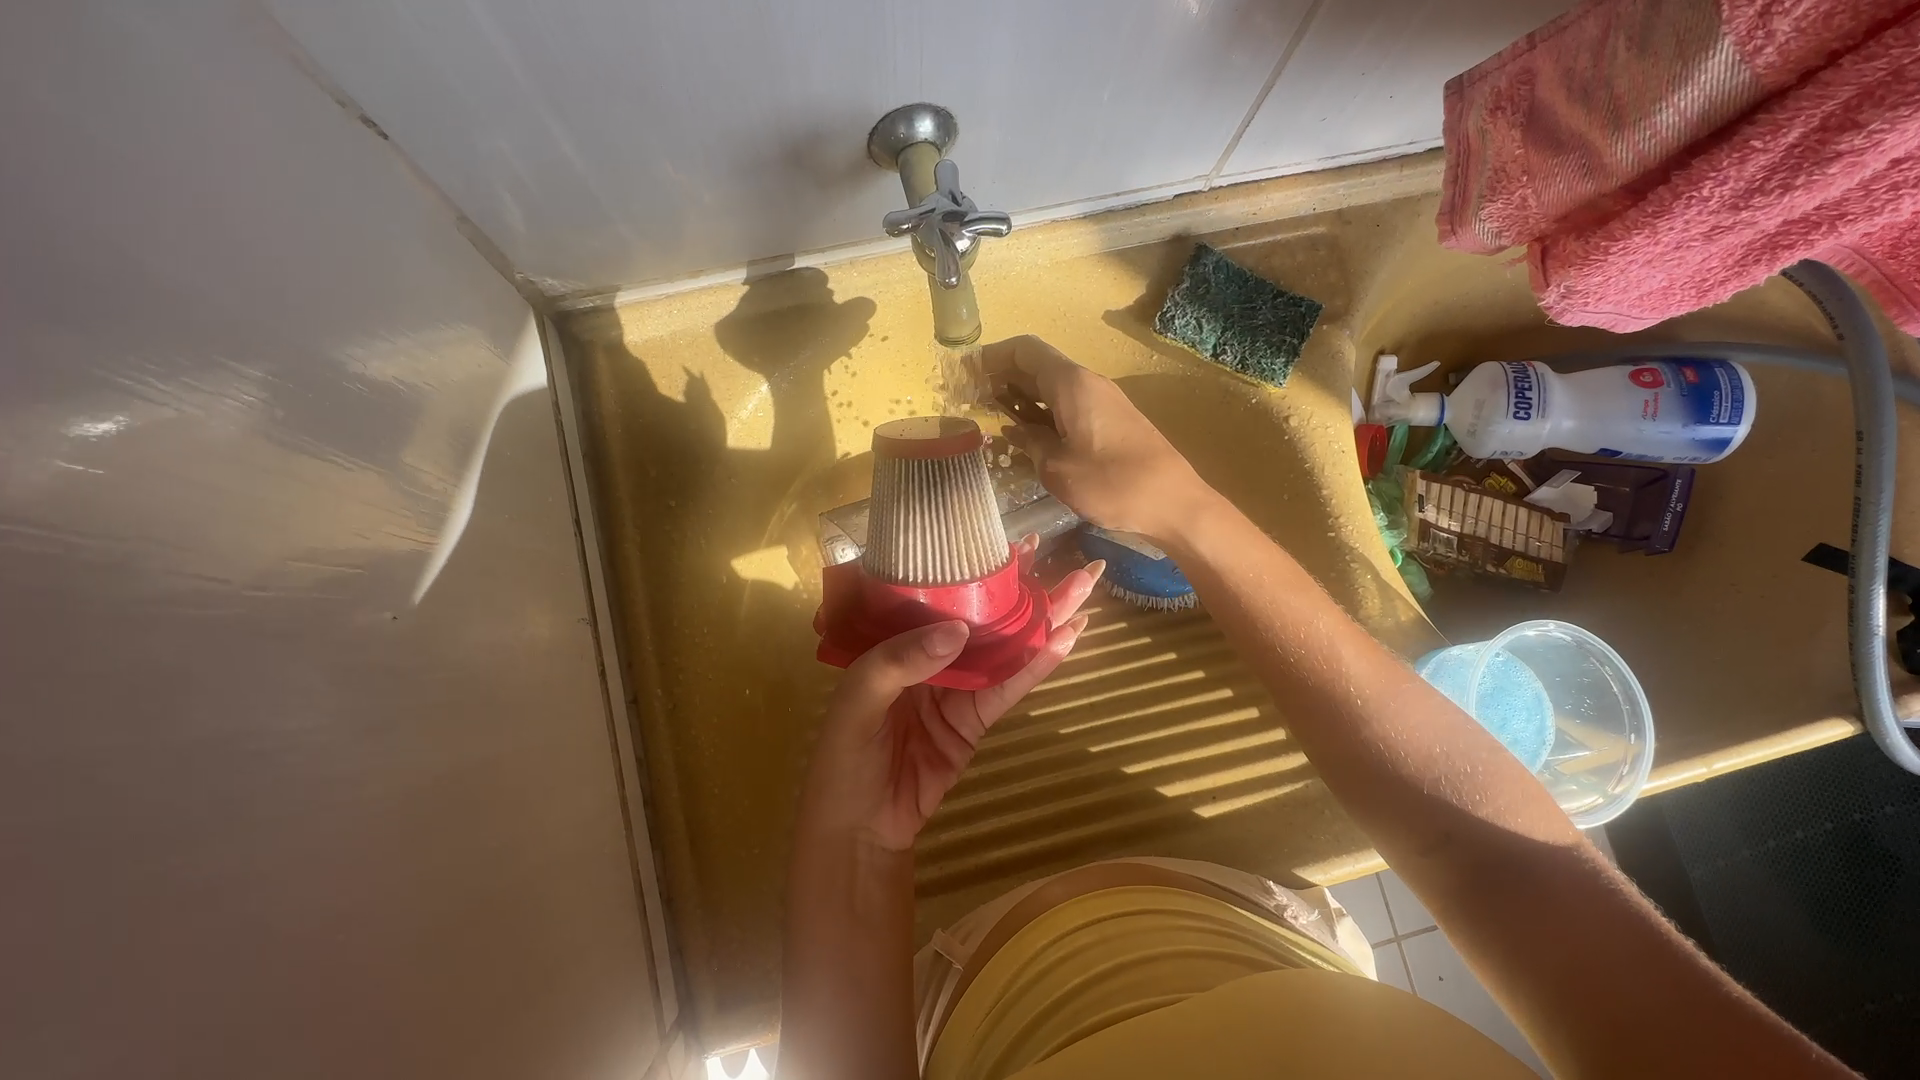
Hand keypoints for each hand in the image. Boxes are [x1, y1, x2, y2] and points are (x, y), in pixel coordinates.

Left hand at [798, 538, 1101, 851]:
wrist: (858, 830)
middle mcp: (929, 657)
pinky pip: (1008, 688)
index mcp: (893, 642)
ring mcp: (956, 690)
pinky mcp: (974, 722)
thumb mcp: (856, 704)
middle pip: (984, 617)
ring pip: (1005, 649)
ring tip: (1084, 592)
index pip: (940, 594)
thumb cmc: (843, 761)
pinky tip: (1066, 640)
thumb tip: (958, 630)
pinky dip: (1037, 665)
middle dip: (1027, 591)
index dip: (977, 570)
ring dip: (1044, 622)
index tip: (1016, 544)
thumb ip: (899, 662)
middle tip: (1074, 565)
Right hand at [983, 335, 1216, 542]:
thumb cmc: (1113, 484)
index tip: (965, 372)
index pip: (1025, 350)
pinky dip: (1041, 413)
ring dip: (1021, 396)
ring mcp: (1101, 402)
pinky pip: (1067, 405)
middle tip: (970, 397)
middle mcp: (1087, 383)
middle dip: (1002, 376)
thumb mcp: (1058, 468)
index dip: (992, 356)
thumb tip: (1015, 431)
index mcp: (1072, 384)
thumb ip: (1031, 443)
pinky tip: (1025, 435)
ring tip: (990, 415)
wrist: (1174, 504)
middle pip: (1037, 366)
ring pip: (1052, 387)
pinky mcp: (1110, 422)